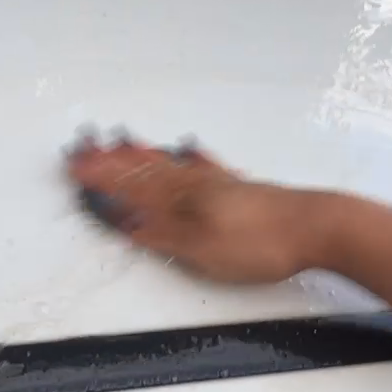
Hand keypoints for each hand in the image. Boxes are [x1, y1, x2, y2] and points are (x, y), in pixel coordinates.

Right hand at [66, 132, 332, 282]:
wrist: (318, 227)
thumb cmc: (259, 244)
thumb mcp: (202, 250)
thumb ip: (160, 234)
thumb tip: (120, 219)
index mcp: (181, 201)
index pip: (131, 188)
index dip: (101, 179)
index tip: (73, 167)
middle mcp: (194, 185)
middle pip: (145, 170)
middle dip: (111, 161)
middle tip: (84, 147)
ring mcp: (217, 183)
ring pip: (169, 165)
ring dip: (141, 155)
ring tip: (120, 140)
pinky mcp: (239, 187)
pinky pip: (202, 165)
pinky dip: (187, 156)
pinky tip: (185, 147)